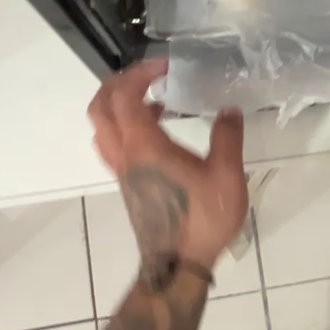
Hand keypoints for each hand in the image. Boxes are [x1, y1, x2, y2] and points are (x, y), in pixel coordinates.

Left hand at [88, 59, 247, 266]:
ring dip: (118, 105)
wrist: (178, 263)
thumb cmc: (201, 218)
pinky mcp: (129, 185)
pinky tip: (159, 133)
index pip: (126, 96)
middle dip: (119, 83)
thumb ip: (227, 138)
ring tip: (153, 100)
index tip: (166, 66)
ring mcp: (123, 172)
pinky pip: (114, 145)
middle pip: (100, 107)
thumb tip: (229, 110)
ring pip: (102, 128)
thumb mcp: (226, 175)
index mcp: (144, 146)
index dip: (141, 73)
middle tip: (148, 76)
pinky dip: (127, 127)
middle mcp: (125, 155)